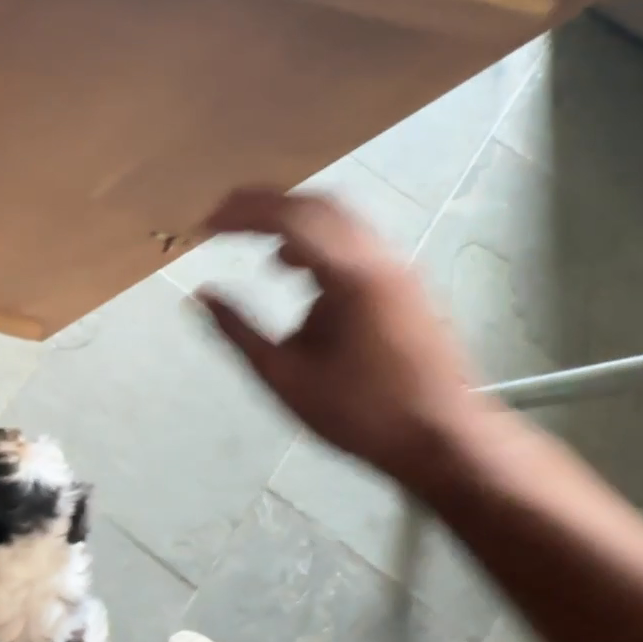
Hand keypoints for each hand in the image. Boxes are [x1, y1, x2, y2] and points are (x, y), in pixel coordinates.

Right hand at [195, 187, 493, 486]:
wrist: (441, 436)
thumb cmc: (357, 411)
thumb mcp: (282, 375)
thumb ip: (237, 329)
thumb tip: (201, 295)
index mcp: (350, 279)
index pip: (290, 221)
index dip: (241, 216)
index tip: (202, 225)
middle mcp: (380, 261)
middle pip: (319, 206)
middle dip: (264, 205)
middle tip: (218, 216)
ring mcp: (397, 271)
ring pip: (340, 220)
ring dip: (289, 219)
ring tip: (244, 235)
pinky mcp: (401, 286)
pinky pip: (352, 242)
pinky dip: (312, 239)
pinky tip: (286, 266)